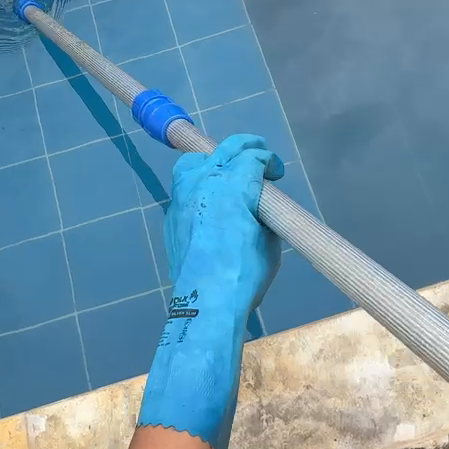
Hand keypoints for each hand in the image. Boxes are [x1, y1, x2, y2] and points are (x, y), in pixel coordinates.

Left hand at [136, 134, 282, 448]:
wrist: (206, 300)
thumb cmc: (246, 272)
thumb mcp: (269, 238)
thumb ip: (263, 211)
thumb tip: (257, 204)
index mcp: (233, 184)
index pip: (254, 156)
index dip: (269, 161)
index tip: (276, 174)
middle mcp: (204, 181)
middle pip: (226, 149)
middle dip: (248, 147)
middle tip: (260, 155)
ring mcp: (183, 195)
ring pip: (197, 161)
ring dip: (217, 160)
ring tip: (229, 173)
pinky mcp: (172, 213)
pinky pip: (186, 186)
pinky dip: (201, 184)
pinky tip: (212, 200)